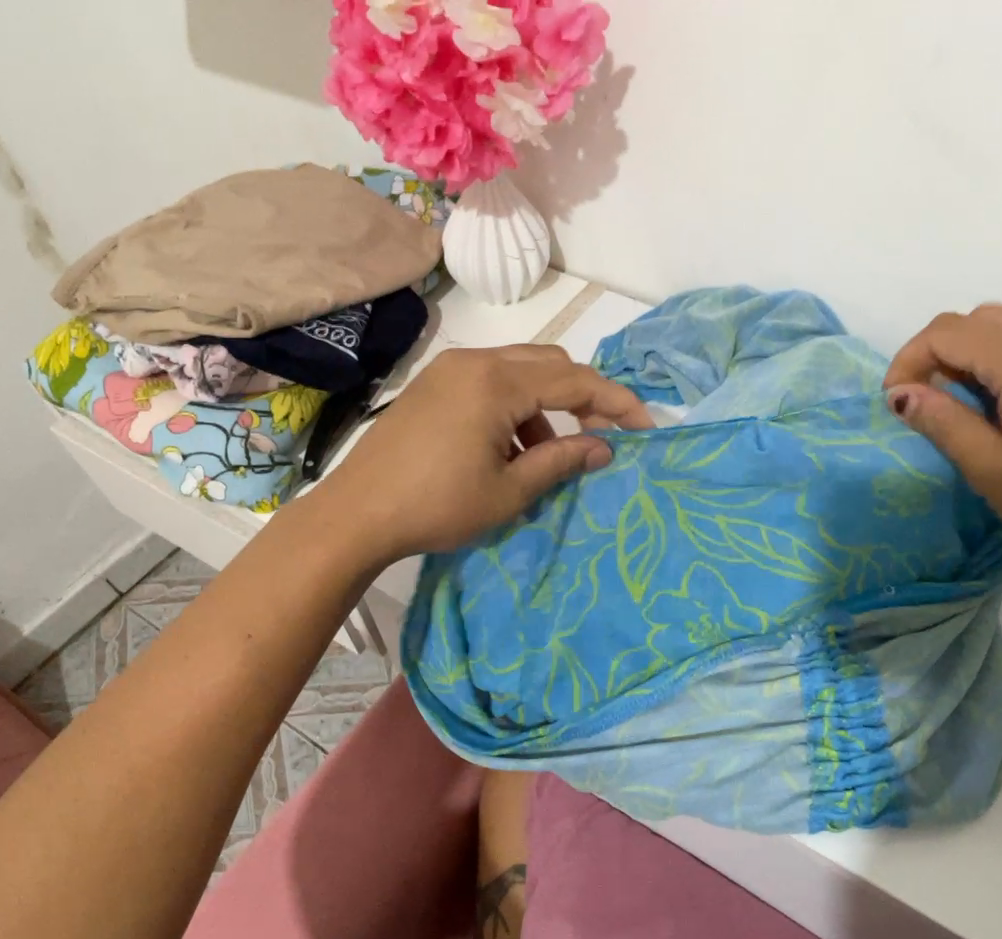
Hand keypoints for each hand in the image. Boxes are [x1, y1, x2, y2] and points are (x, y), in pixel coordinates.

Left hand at [313, 345, 652, 560]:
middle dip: (582, 397)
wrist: (357, 513)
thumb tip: (605, 447)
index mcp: (497, 383)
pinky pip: (489, 380)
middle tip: (598, 438)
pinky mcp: (432, 384)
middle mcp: (474, 361)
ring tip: (545, 455)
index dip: (616, 403)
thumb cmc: (437, 506)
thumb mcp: (508, 491)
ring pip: (519, 370)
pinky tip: (507, 448)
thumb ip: (561, 461)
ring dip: (545, 404)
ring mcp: (448, 369)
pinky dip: (513, 406)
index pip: (575, 380)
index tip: (645, 427)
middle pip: (549, 363)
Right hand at [883, 304, 1001, 560]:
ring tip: (968, 407)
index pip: (947, 331)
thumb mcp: (990, 467)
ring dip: (976, 354)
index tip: (899, 405)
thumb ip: (942, 421)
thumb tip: (901, 394)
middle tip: (930, 403)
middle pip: (979, 318)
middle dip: (941, 352)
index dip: (910, 360)